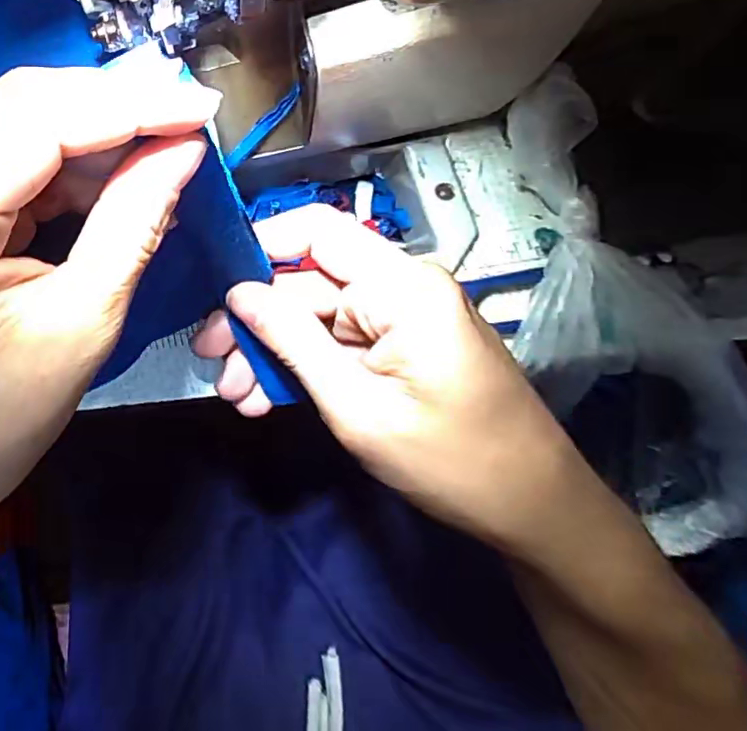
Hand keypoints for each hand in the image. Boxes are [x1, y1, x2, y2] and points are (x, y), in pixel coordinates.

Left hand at [0, 66, 215, 564]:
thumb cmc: (1, 415)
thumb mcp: (82, 320)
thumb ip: (133, 220)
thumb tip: (183, 147)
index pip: (37, 123)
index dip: (128, 105)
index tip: (200, 104)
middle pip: (20, 106)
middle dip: (111, 105)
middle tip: (187, 116)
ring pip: (17, 123)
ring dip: (94, 128)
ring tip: (164, 141)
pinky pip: (9, 157)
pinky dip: (69, 159)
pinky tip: (118, 168)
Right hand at [195, 204, 604, 555]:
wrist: (536, 514)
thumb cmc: (453, 462)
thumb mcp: (356, 405)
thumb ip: (292, 341)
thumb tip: (238, 294)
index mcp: (401, 286)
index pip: (316, 231)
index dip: (259, 245)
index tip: (212, 283)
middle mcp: (397, 287)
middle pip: (304, 282)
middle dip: (253, 320)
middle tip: (210, 357)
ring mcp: (395, 316)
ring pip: (310, 315)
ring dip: (269, 351)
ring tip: (235, 392)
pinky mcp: (393, 343)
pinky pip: (331, 340)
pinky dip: (298, 365)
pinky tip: (265, 397)